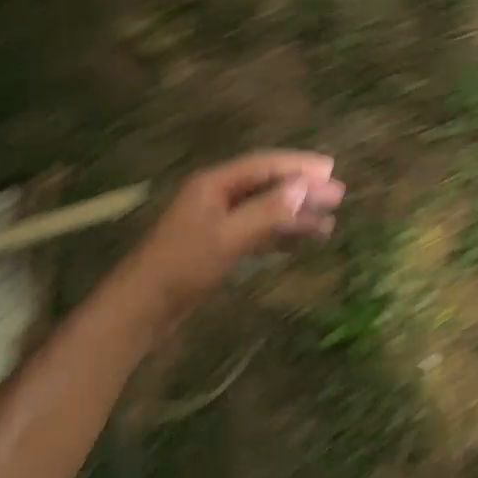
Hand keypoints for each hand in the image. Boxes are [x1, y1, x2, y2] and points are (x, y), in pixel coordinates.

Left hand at [118, 151, 344, 326]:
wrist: (139, 311)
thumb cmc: (181, 267)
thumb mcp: (227, 237)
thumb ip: (266, 211)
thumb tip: (303, 188)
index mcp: (214, 184)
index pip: (265, 165)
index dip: (298, 166)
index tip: (330, 170)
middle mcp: (217, 196)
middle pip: (268, 186)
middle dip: (302, 191)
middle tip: (337, 197)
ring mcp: (216, 221)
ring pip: (265, 210)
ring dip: (295, 215)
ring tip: (327, 224)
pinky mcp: (217, 246)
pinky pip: (257, 232)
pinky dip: (280, 235)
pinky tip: (300, 243)